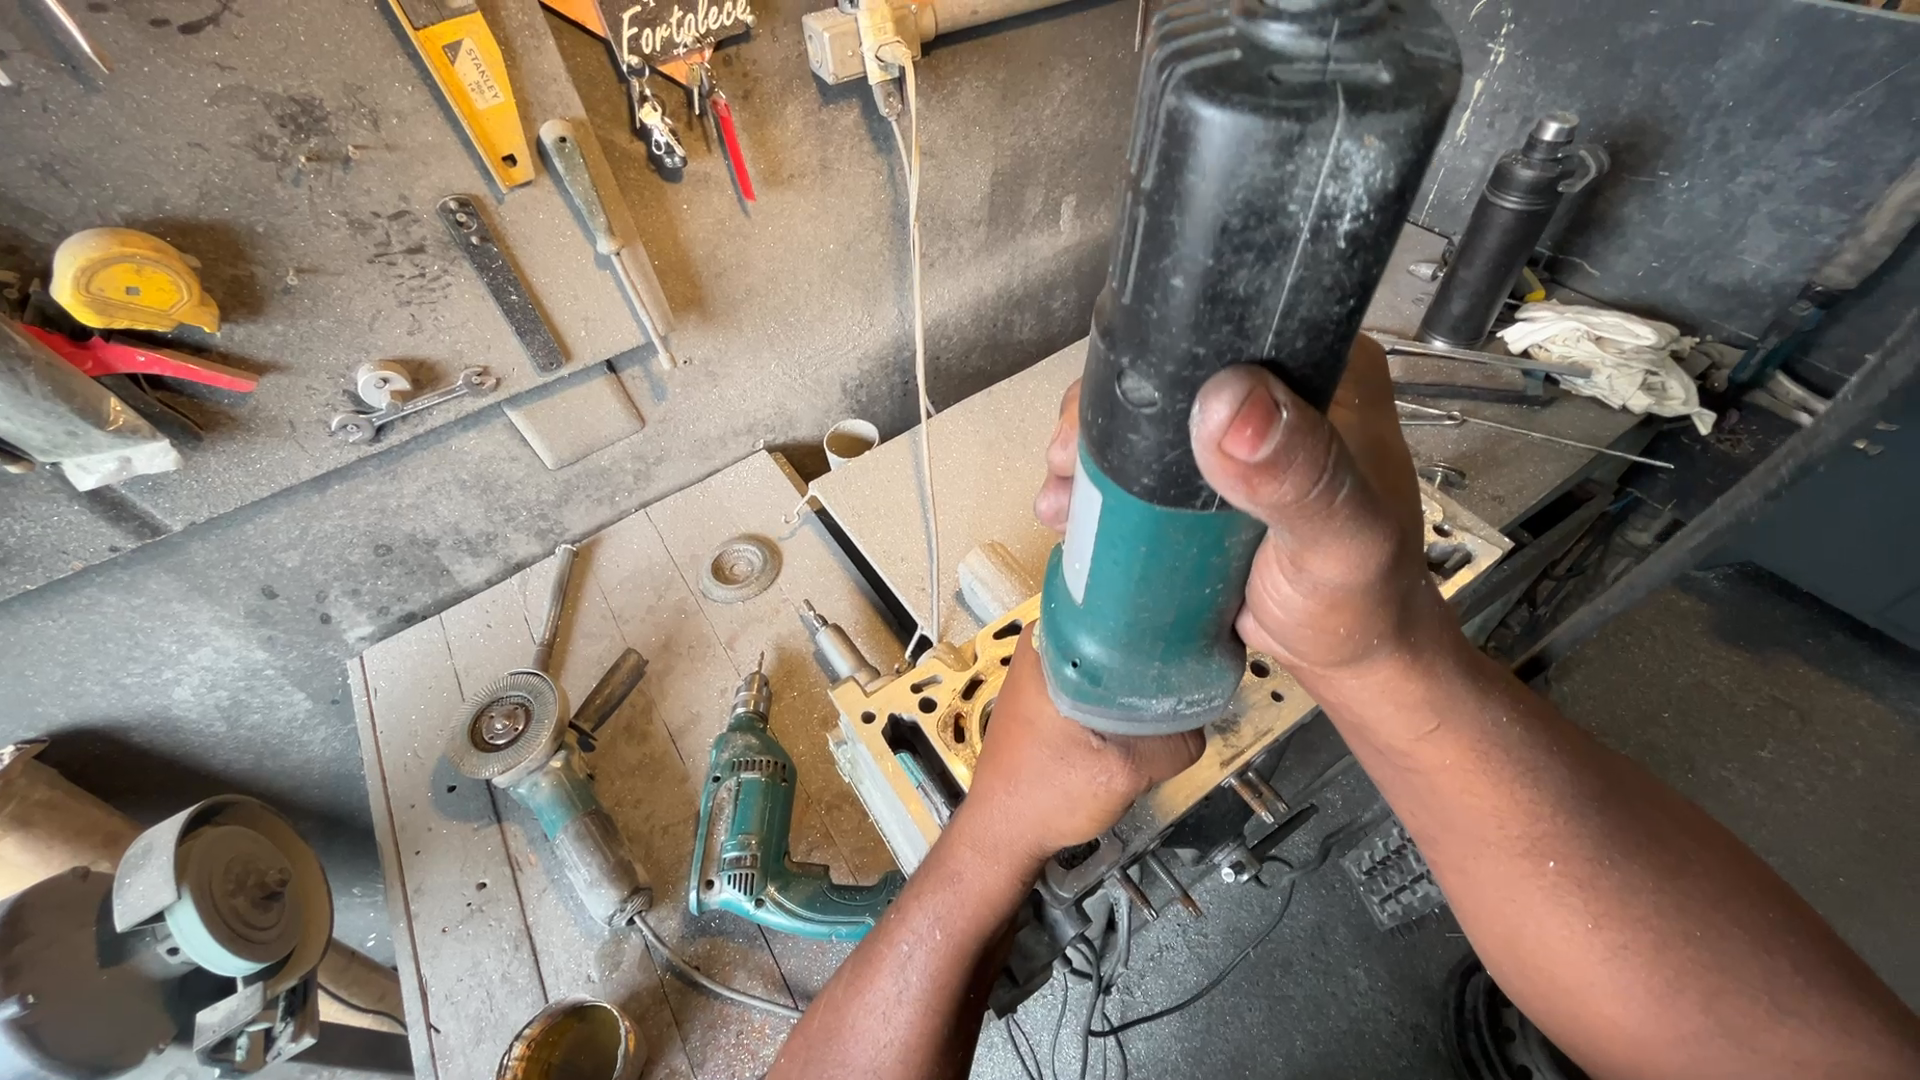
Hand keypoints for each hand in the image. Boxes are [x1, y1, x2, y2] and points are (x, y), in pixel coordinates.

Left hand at [959, 628, 1202, 867]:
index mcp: (1048, 641)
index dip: (1156, 625)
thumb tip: (1199, 723)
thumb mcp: (1122, 771)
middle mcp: (1042, 645)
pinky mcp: (1049, 696)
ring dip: (1134, 683)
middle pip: (1114, 634)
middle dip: (1150, 656)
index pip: (1115, 609)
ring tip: (1167, 700)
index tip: (1193, 639)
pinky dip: (1118, 698)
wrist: (1004, 832)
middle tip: (1189, 676)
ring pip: (1108, 662)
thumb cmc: (1047, 795)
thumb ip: (1172, 744)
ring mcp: (1043, 671)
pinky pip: (1096, 683)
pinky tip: (1139, 719)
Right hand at [1033, 336, 1448, 682]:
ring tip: (1057, 501)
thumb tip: (1227, 403)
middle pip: (1162, 381)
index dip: (1148, 367)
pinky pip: (1139, 470)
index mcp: (1319, 368)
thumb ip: (1298, 475)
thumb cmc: (1356, 598)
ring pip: (1139, 427)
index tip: (1096, 415)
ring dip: (1088, 460)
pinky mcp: (1202, 482)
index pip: (1220, 335)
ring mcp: (1232, 438)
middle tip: (1062, 462)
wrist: (1344, 656)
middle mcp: (1270, 389)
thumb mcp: (1338, 537)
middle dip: (1099, 421)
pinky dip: (1098, 490)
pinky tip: (1067, 513)